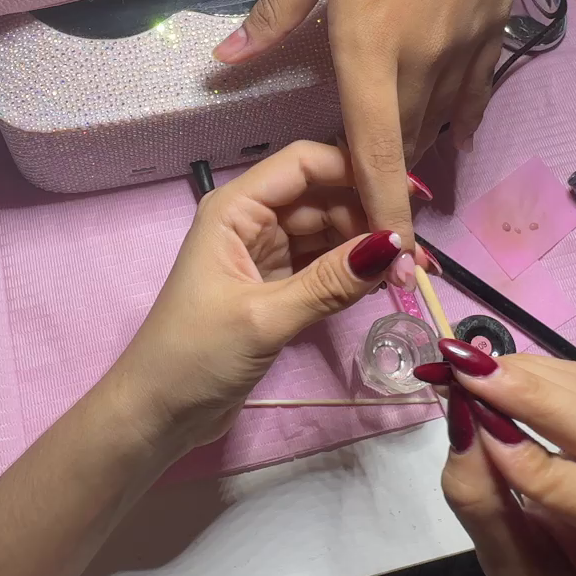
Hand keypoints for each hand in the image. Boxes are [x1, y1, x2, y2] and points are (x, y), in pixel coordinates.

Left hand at [104, 141, 412, 453]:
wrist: (159, 411)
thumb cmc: (196, 355)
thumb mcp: (264, 317)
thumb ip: (329, 282)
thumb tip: (394, 246)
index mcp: (235, 208)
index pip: (304, 165)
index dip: (355, 171)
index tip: (408, 199)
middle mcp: (251, 219)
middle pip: (322, 197)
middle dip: (370, 219)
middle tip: (416, 258)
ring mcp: (264, 251)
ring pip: (327, 231)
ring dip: (367, 248)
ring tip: (411, 274)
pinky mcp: (276, 283)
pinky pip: (322, 263)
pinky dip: (352, 271)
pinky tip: (384, 283)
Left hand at [214, 0, 552, 249]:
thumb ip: (275, 15)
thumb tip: (224, 61)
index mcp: (368, 43)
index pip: (372, 149)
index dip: (379, 209)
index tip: (390, 257)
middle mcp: (424, 57)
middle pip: (405, 141)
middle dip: (389, 183)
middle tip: (370, 210)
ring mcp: (470, 40)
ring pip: (442, 119)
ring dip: (419, 152)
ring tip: (402, 178)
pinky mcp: (498, 19)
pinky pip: (478, 89)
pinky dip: (460, 117)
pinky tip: (454, 132)